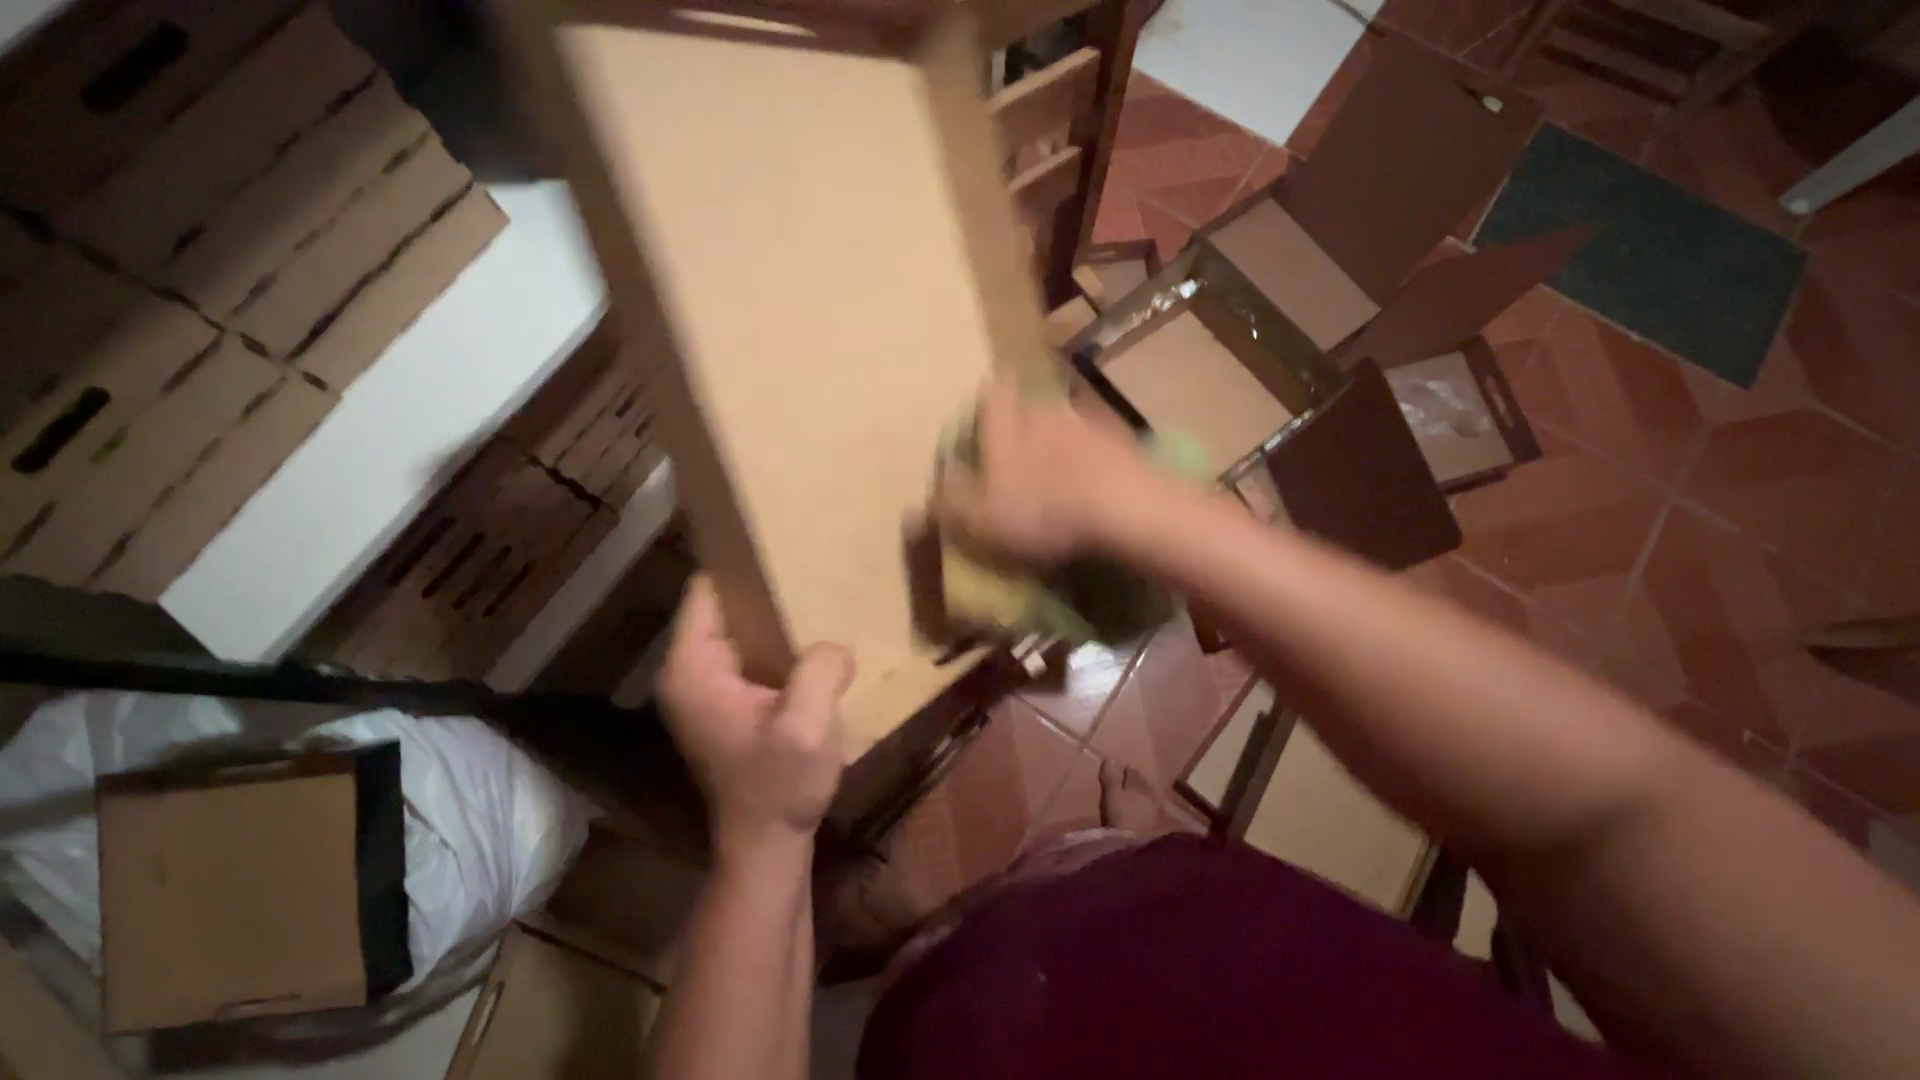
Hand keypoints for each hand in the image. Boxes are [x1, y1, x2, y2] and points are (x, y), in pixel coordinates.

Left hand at [658, 576, 854, 861]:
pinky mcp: (730, 706)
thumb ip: (820, 671)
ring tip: (822, 601)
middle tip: (815, 570)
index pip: (707, 590)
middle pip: (724, 607)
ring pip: (742, 632)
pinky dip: (780, 648)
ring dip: (777, 621)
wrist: (767, 846)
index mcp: (693, 668)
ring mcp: (708, 690)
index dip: (742, 565)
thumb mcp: (806, 727)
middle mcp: (690, 672)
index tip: (784, 546)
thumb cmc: (779, 787)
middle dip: (765, 590)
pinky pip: (753, 657)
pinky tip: (817, 646)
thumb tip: (834, 647)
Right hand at [933, 377, 1155, 563]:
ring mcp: (1089, 423)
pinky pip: (1100, 442)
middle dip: (1024, 420)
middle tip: (1019, 445)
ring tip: (1060, 466)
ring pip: (1067, 420)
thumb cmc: (1042, 510)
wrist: (1123, 507)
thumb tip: (926, 495)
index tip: (987, 405)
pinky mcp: (1124, 441)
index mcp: (1006, 424)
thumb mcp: (982, 518)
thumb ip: (952, 503)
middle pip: (1031, 404)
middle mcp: (1045, 411)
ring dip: (1061, 438)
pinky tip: (1094, 479)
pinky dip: (1094, 456)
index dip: (990, 396)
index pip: (994, 392)